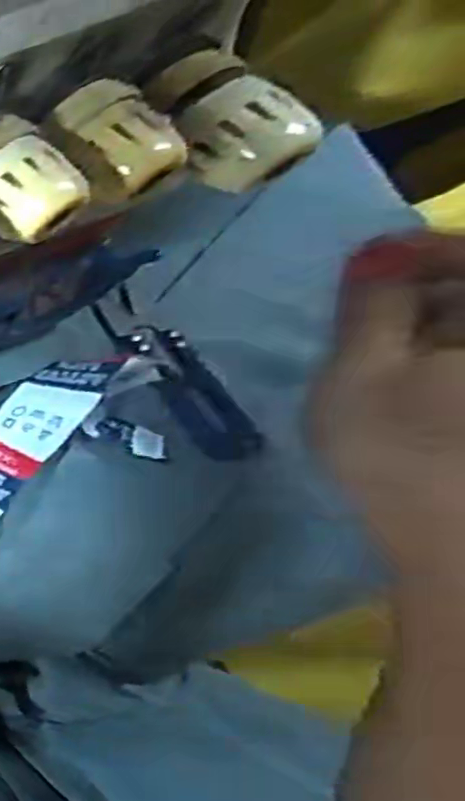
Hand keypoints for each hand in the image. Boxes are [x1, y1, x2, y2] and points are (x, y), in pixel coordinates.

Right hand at [312, 231, 464, 586]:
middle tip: (374, 307)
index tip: (366, 262)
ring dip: (446, 323)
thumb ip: (370, 308)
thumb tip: (375, 252)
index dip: (425, 251)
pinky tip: (430, 373)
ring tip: (394, 345)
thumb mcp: (359, 376)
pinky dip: (455, 356)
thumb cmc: (400, 452)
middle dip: (440, 287)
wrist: (464, 537)